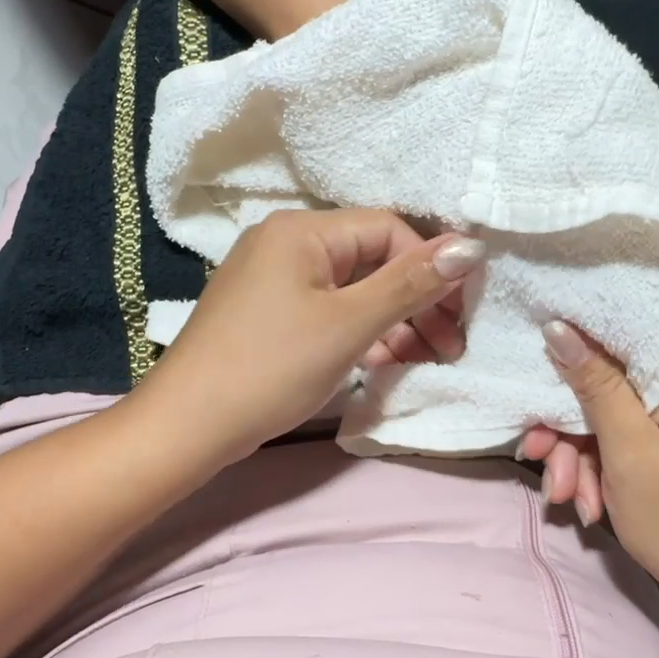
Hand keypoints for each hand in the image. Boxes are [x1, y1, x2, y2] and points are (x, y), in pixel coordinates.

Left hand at [132, 208, 482, 463]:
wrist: (187, 427)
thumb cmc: (270, 368)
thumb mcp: (348, 325)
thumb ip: (409, 284)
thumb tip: (471, 245)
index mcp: (301, 231)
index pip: (389, 231)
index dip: (431, 268)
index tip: (459, 317)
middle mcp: (285, 243)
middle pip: (372, 259)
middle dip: (416, 300)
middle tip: (448, 346)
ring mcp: (273, 280)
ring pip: (353, 289)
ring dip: (393, 321)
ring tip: (421, 359)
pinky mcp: (268, 315)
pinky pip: (328, 311)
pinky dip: (360, 333)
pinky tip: (381, 362)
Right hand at [539, 321, 658, 598]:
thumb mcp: (627, 450)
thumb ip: (594, 384)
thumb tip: (558, 326)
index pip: (628, 342)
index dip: (578, 364)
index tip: (542, 396)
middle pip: (619, 389)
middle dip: (576, 436)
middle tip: (546, 468)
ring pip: (621, 420)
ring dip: (585, 461)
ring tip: (568, 500)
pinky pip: (639, 442)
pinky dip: (610, 471)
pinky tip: (591, 504)